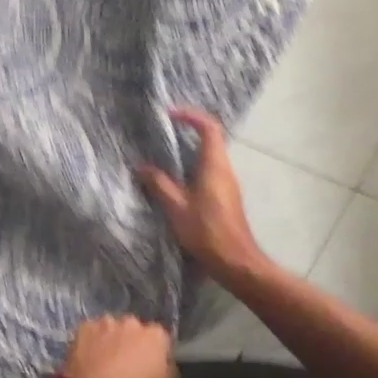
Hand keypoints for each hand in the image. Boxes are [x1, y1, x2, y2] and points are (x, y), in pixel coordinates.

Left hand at [56, 315, 176, 377]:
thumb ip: (166, 367)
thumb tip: (164, 361)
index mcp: (155, 336)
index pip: (160, 338)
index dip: (155, 351)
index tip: (149, 364)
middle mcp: (132, 323)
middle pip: (135, 329)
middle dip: (132, 341)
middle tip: (126, 361)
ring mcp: (106, 322)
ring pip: (113, 327)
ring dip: (112, 338)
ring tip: (105, 358)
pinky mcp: (84, 326)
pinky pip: (93, 331)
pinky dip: (93, 340)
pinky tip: (89, 355)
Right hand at [136, 106, 273, 277]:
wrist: (235, 261)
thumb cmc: (207, 231)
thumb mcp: (176, 207)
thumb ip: (159, 184)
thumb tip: (142, 167)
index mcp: (215, 166)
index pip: (209, 128)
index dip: (190, 116)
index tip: (169, 115)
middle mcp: (225, 169)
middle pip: (211, 139)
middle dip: (188, 131)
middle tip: (163, 133)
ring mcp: (228, 183)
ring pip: (210, 156)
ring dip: (189, 150)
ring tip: (164, 155)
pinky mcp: (226, 196)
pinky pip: (210, 171)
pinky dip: (193, 166)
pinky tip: (175, 181)